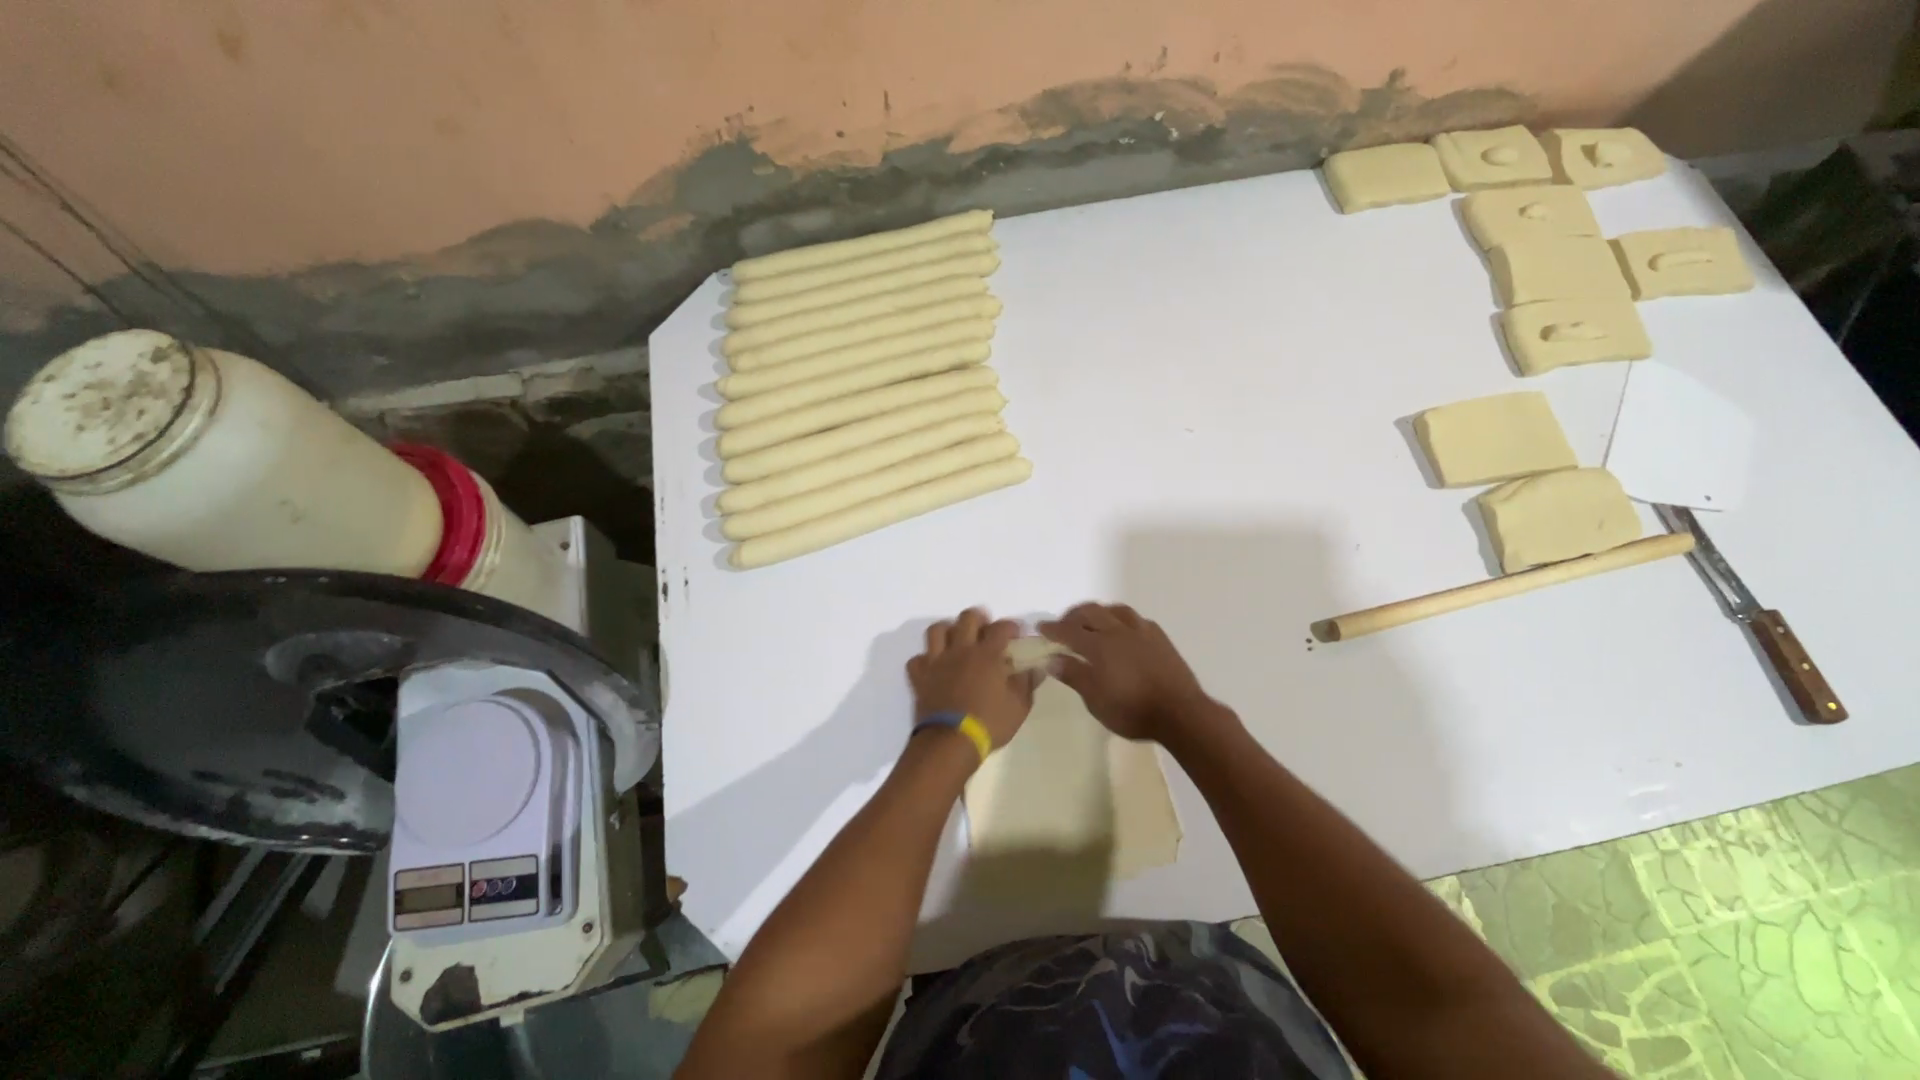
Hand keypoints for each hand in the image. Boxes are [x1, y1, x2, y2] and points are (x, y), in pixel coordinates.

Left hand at [907, 608, 1036, 749]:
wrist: (950, 742)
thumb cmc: (989, 724)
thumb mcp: (1019, 707)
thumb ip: (1026, 684)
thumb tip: (1034, 669)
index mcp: (987, 655)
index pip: (1001, 628)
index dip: (1011, 626)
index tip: (1016, 634)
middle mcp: (961, 650)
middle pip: (967, 618)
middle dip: (979, 619)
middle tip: (985, 629)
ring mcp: (936, 662)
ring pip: (936, 630)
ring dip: (947, 630)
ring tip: (956, 640)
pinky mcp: (919, 677)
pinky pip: (917, 659)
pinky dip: (925, 659)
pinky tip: (934, 667)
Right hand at [1038, 603, 1210, 741]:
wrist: (1180, 713)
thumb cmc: (1132, 711)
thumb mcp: (1095, 700)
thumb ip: (1074, 675)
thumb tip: (1052, 659)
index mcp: (1100, 646)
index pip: (1069, 631)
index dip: (1053, 628)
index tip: (1041, 628)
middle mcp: (1119, 631)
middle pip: (1092, 612)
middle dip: (1074, 615)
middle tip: (1064, 625)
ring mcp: (1142, 631)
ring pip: (1116, 610)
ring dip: (1099, 612)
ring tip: (1093, 623)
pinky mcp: (1160, 637)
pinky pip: (1136, 619)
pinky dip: (1121, 619)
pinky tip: (1123, 631)